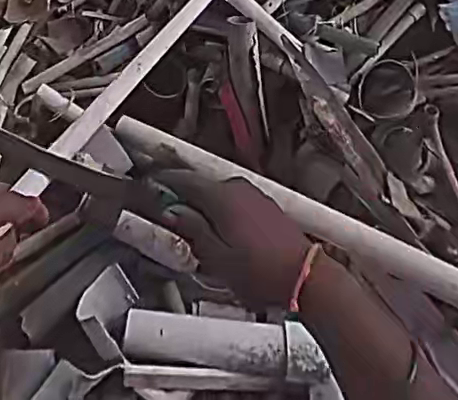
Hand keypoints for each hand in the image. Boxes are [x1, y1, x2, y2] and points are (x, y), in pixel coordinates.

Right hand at [157, 171, 312, 308]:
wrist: (305, 276)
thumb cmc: (264, 272)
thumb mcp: (217, 258)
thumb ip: (192, 230)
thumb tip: (174, 213)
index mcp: (221, 196)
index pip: (184, 180)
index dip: (165, 183)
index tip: (153, 187)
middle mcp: (237, 188)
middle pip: (200, 186)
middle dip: (183, 199)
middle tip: (169, 216)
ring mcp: (252, 194)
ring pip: (217, 194)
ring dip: (203, 206)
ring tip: (195, 232)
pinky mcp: (263, 205)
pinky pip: (233, 201)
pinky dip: (221, 210)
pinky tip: (220, 233)